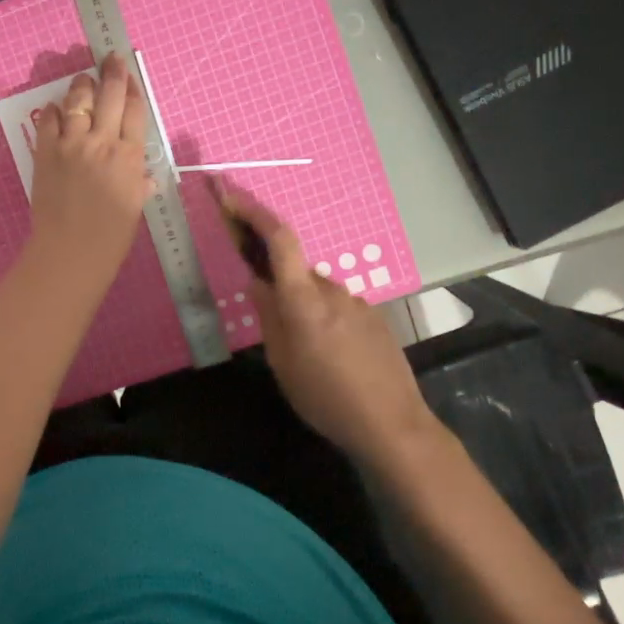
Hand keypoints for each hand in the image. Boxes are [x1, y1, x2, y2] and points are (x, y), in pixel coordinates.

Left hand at [26, 53, 153, 285]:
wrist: (71, 250)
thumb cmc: (110, 237)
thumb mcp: (135, 208)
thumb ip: (138, 185)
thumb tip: (145, 176)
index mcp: (130, 156)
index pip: (135, 111)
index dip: (133, 88)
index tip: (130, 74)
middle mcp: (103, 142)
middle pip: (109, 96)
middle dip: (111, 72)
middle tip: (110, 57)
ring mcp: (72, 144)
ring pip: (77, 101)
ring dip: (81, 86)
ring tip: (82, 78)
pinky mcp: (46, 152)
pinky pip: (48, 121)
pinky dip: (51, 111)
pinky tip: (53, 107)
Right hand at [224, 190, 441, 467]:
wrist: (392, 426)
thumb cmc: (325, 398)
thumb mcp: (281, 362)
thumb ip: (268, 316)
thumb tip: (258, 283)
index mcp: (303, 299)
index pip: (279, 239)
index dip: (254, 212)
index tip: (230, 197)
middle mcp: (332, 291)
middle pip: (295, 270)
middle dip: (276, 282)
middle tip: (265, 316)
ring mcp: (358, 303)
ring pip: (316, 292)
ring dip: (301, 307)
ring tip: (301, 352)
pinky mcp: (374, 319)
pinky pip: (336, 308)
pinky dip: (323, 320)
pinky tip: (327, 358)